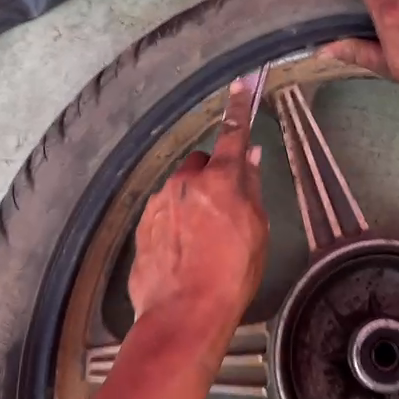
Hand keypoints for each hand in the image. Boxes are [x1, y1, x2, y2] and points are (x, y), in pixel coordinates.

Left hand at [127, 79, 268, 333]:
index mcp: (221, 180)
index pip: (233, 134)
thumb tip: (249, 159)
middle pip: (201, 165)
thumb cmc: (232, 274)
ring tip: (202, 242)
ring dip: (191, 202)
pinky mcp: (142, 224)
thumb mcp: (256, 231)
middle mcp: (186, 182)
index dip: (238, 108)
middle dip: (211, 178)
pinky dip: (174, 222)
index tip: (239, 83)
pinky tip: (183, 252)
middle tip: (224, 211)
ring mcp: (159, 202)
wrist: (183, 314)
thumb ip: (250, 190)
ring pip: (180, 189)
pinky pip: (164, 211)